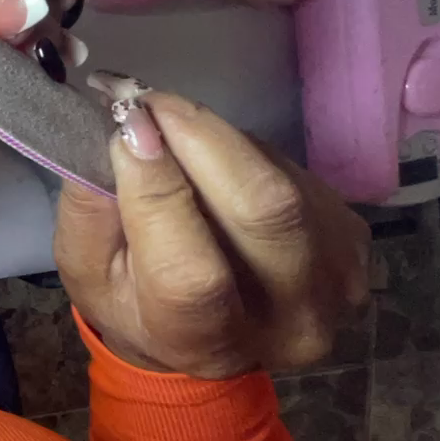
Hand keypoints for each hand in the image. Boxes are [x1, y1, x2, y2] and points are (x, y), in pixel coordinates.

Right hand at [53, 92, 369, 378]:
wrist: (202, 338)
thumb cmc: (126, 300)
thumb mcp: (83, 269)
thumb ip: (90, 213)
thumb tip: (122, 139)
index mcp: (201, 340)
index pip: (190, 270)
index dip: (158, 193)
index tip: (125, 131)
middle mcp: (288, 320)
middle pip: (263, 214)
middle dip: (202, 141)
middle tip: (149, 100)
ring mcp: (338, 282)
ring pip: (283, 183)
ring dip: (218, 139)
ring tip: (167, 123)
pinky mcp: (356, 242)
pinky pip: (297, 175)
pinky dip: (243, 151)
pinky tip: (208, 153)